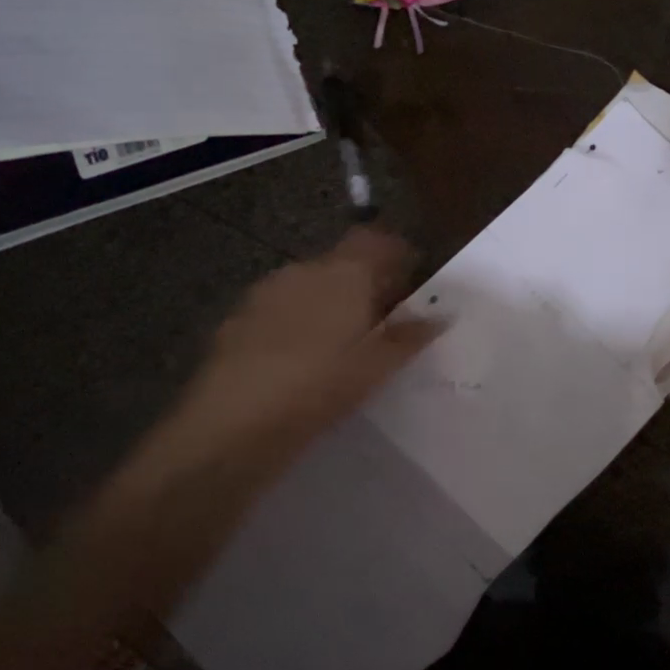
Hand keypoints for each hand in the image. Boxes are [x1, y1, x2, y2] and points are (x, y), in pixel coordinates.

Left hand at [180, 228, 444, 445]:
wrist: (228, 429)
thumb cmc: (318, 389)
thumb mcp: (378, 368)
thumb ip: (410, 336)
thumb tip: (441, 315)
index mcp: (344, 273)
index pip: (377, 239)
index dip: (397, 255)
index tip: (411, 286)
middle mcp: (304, 270)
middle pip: (344, 262)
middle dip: (365, 284)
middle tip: (384, 323)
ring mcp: (264, 293)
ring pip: (311, 286)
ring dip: (330, 303)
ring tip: (343, 346)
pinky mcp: (236, 320)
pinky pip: (281, 309)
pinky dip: (298, 324)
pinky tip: (301, 362)